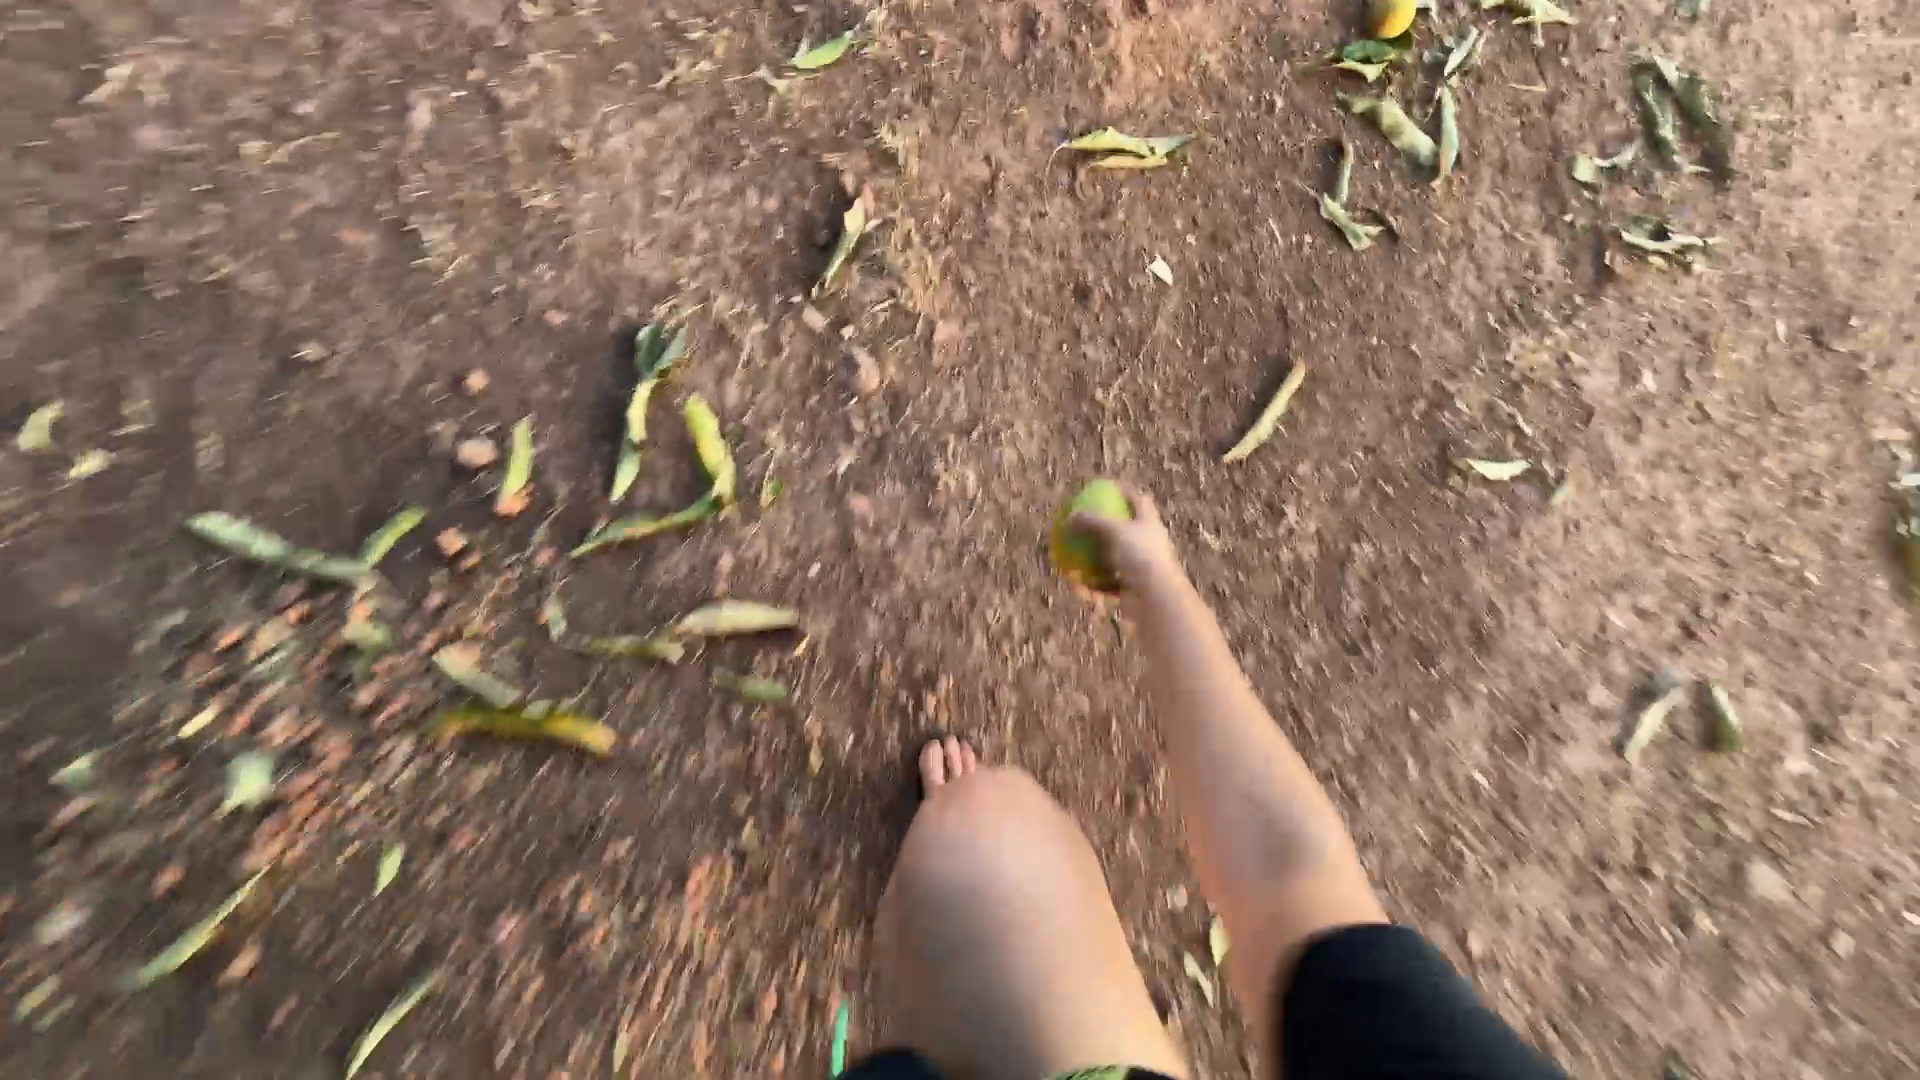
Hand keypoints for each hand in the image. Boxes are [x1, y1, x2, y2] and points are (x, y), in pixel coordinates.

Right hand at [1068, 485, 1186, 598]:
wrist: (1156, 596)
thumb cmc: (1140, 556)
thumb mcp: (1115, 531)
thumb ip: (1093, 521)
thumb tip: (1071, 516)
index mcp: (1149, 523)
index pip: (1138, 500)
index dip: (1124, 491)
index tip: (1106, 487)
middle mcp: (1147, 544)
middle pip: (1125, 530)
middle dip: (1105, 528)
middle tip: (1084, 522)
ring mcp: (1141, 567)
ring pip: (1113, 560)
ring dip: (1094, 561)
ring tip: (1074, 558)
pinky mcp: (1133, 589)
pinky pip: (1108, 584)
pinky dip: (1093, 586)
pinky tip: (1076, 588)